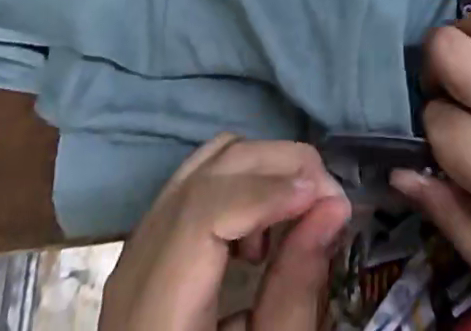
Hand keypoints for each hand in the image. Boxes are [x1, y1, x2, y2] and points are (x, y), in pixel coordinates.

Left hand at [100, 134, 352, 330]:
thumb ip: (295, 289)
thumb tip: (334, 207)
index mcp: (155, 308)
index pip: (203, 210)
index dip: (269, 192)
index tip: (328, 199)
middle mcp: (135, 261)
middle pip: (210, 169)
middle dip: (281, 169)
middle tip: (329, 201)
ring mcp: (138, 244)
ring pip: (207, 161)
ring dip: (263, 171)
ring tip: (294, 217)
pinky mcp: (151, 240)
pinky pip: (199, 178)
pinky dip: (243, 181)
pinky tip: (260, 231)